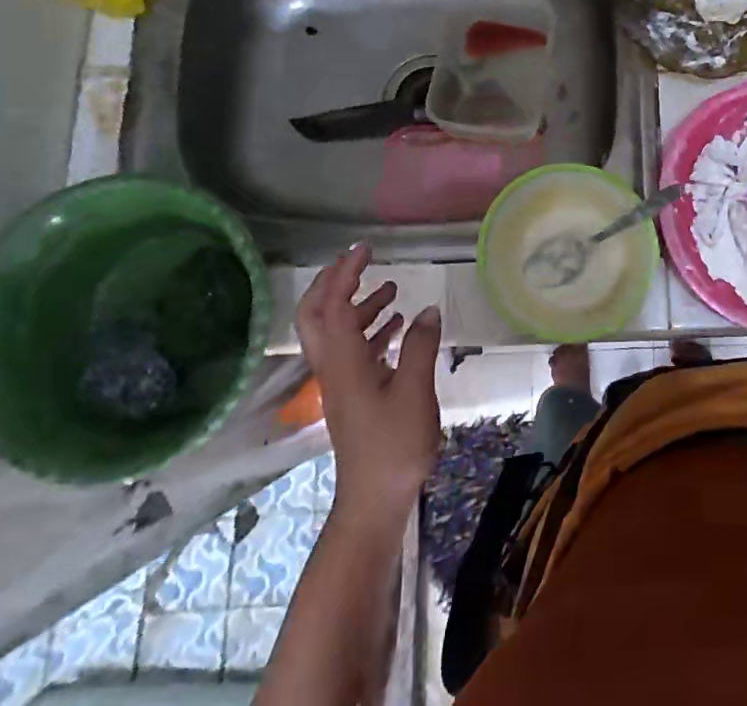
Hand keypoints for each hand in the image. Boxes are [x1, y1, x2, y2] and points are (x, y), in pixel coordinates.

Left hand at [296, 244, 442, 515]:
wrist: (374, 497)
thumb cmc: (394, 444)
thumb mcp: (414, 392)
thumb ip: (420, 346)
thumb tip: (428, 309)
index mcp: (343, 360)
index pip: (334, 303)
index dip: (345, 272)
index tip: (364, 248)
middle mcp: (333, 365)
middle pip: (317, 313)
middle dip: (334, 282)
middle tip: (361, 263)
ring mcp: (341, 381)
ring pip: (336, 331)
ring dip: (357, 305)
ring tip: (391, 290)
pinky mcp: (353, 394)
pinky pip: (354, 350)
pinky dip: (370, 330)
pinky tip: (397, 325)